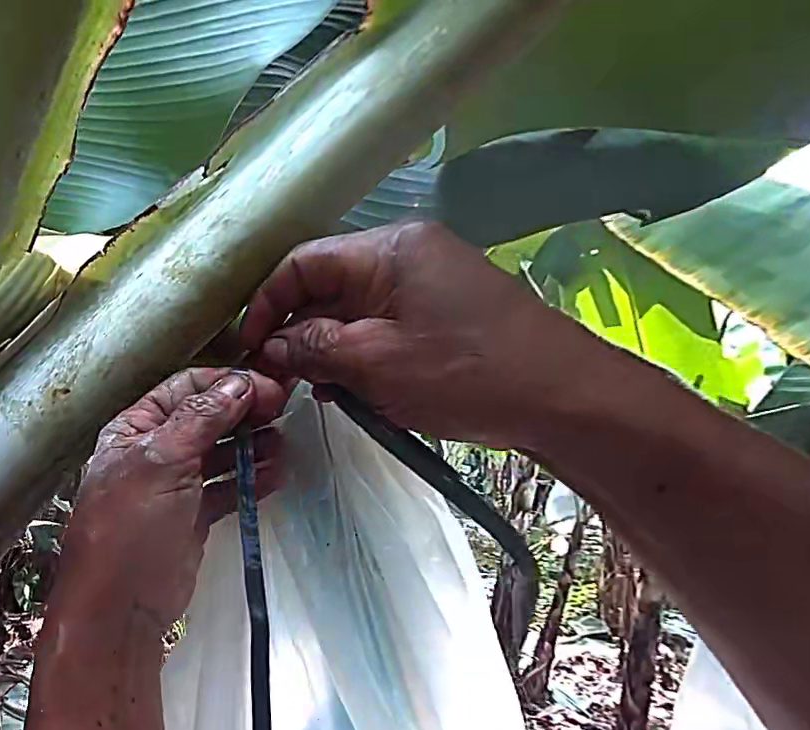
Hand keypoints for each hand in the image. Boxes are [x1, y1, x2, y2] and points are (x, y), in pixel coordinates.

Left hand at [59, 367, 288, 626]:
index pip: (183, 389)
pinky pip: (226, 489)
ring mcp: (172, 488)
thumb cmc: (124, 532)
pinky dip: (249, 480)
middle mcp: (150, 455)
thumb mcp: (160, 461)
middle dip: (242, 412)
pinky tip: (273, 474)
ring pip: (219, 454)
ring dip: (250, 445)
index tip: (263, 388)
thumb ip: (201, 418)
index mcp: (131, 431)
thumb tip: (237, 385)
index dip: (224, 385)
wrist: (120, 604)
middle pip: (205, 418)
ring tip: (279, 444)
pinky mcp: (191, 518)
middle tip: (279, 411)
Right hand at [238, 221, 627, 449]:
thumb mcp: (373, 362)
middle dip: (292, 333)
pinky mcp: (431, 316)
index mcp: (388, 251)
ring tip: (310, 390)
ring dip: (320, 351)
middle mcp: (402, 257)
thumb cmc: (463, 373)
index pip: (301, 263)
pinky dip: (350, 358)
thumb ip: (311, 348)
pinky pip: (372, 329)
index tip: (249, 349)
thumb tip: (267, 347)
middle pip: (321, 287)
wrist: (561, 398)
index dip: (266, 304)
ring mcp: (420, 286)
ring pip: (344, 313)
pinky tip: (344, 391)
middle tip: (275, 379)